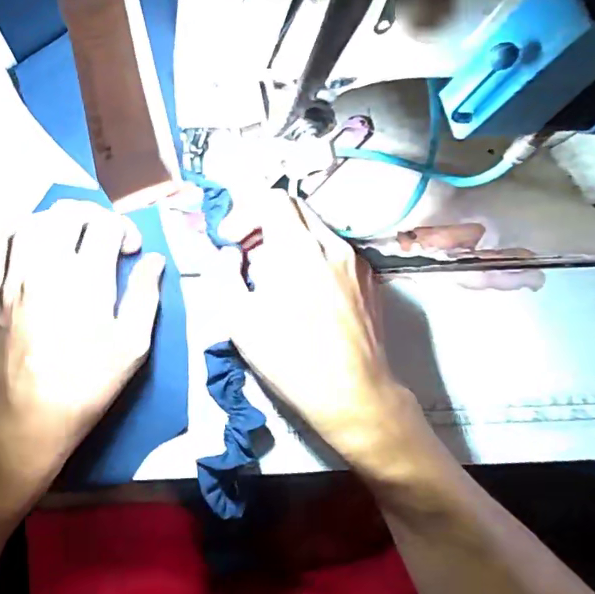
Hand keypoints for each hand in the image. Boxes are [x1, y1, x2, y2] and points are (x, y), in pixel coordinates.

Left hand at [0, 202, 164, 510]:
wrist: (24, 419)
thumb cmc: (86, 385)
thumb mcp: (132, 347)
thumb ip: (145, 296)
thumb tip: (155, 261)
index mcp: (84, 279)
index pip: (104, 225)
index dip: (124, 229)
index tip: (132, 251)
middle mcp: (44, 267)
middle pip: (65, 212)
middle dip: (93, 215)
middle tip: (105, 236)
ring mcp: (11, 277)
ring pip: (29, 220)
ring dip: (56, 218)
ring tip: (71, 235)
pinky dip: (18, 231)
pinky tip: (32, 244)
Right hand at [211, 188, 433, 478]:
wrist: (355, 395)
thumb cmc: (292, 360)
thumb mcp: (239, 320)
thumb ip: (224, 275)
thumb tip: (226, 254)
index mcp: (299, 248)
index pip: (272, 198)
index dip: (243, 211)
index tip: (230, 240)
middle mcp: (333, 245)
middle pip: (295, 209)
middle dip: (263, 223)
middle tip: (245, 254)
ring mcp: (356, 262)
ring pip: (316, 231)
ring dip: (288, 242)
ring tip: (272, 278)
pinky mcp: (370, 281)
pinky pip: (335, 253)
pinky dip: (312, 258)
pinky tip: (303, 294)